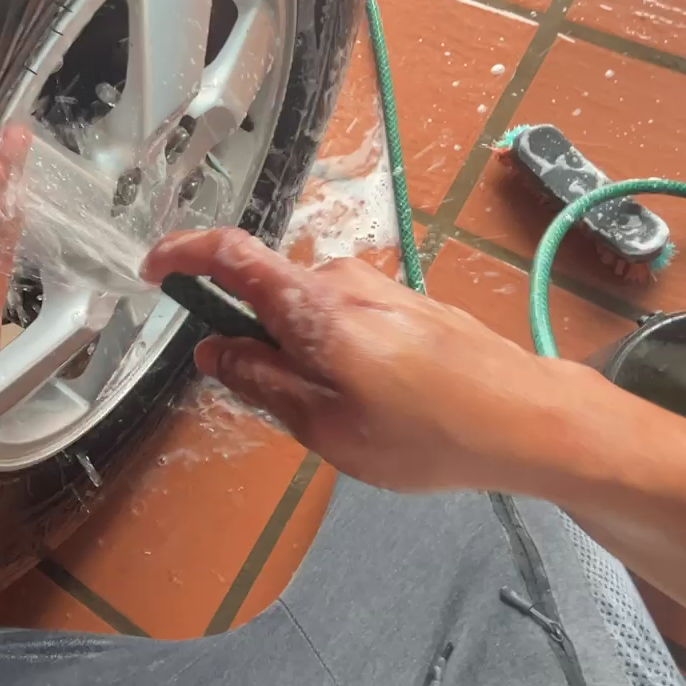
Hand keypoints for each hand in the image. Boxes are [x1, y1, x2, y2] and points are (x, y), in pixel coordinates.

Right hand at [142, 229, 587, 491]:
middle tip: (284, 405)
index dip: (182, 255)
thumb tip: (212, 350)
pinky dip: (332, 350)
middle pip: (268, 293)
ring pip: (307, 312)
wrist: (532, 420)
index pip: (229, 255)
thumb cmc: (422, 431)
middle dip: (257, 342)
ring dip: (299, 353)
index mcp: (310, 304)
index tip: (154, 273)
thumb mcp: (323, 424)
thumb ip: (259, 381)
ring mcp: (378, 286)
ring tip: (344, 414)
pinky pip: (343, 317)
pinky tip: (378, 399)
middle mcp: (341, 278)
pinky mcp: (404, 301)